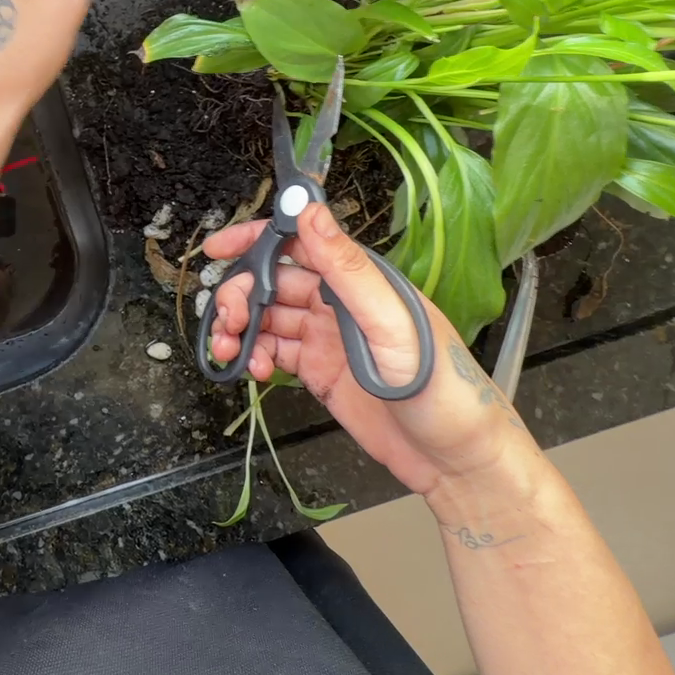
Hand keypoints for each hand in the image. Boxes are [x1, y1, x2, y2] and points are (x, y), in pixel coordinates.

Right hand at [204, 204, 535, 497]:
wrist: (456, 462)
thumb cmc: (443, 389)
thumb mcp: (393, 322)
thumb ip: (347, 268)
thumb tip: (310, 213)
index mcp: (358, 281)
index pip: (296, 244)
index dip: (252, 242)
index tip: (218, 248)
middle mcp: (337, 304)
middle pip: (269, 284)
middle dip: (239, 296)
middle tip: (228, 321)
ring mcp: (324, 337)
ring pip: (265, 319)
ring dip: (239, 329)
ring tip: (228, 349)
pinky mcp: (316, 370)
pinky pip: (271, 352)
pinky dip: (253, 356)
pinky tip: (252, 369)